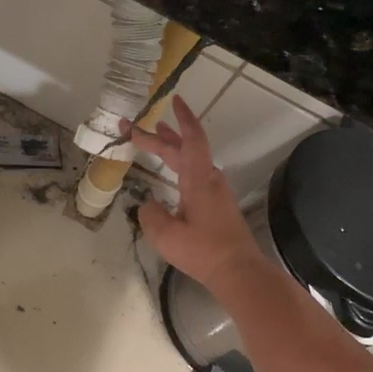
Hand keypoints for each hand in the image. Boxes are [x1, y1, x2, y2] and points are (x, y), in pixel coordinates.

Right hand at [127, 95, 267, 288]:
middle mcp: (210, 180)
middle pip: (185, 150)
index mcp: (198, 179)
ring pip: (192, 162)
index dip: (182, 119)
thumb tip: (148, 205)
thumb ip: (150, 214)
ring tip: (157, 139)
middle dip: (160, 138)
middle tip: (134, 130)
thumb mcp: (165, 234)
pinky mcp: (218, 207)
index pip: (191, 139)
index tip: (174, 100)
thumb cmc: (202, 250)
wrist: (238, 271)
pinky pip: (196, 176)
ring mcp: (216, 193)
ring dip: (173, 150)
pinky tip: (171, 176)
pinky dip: (180, 167)